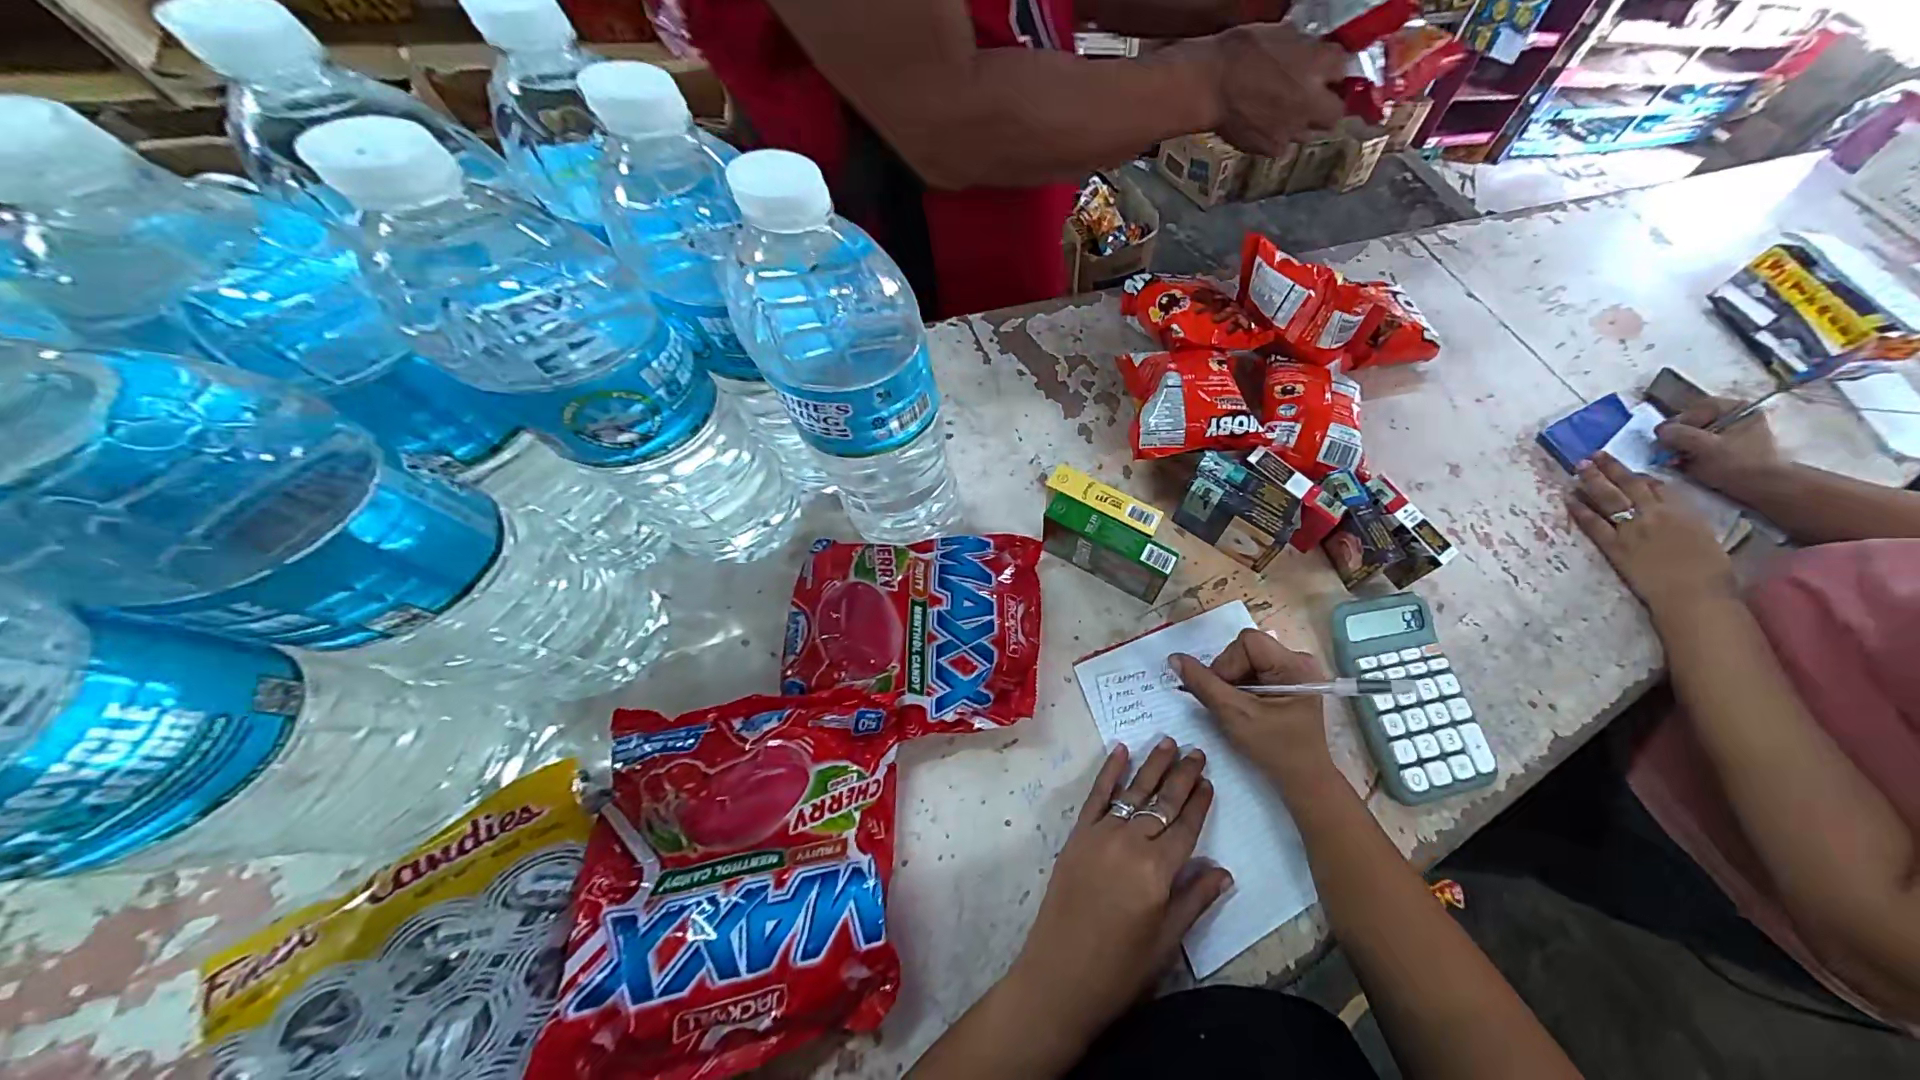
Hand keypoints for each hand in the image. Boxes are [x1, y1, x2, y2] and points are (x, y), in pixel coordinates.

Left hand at [1005, 740, 1231, 1040]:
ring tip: (1167, 742)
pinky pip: (1096, 797)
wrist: (1060, 974)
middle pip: (1161, 803)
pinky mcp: (1077, 836)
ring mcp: (1100, 835)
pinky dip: (1109, 772)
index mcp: (1157, 871)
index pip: (1185, 827)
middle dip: (1181, 775)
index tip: (1209, 778)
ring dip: (1151, 765)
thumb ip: (1194, 899)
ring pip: (1132, 792)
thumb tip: (1223, 870)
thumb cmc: (1121, 968)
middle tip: (1196, 751)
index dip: (1199, 802)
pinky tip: (1120, 750)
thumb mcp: (1167, 940)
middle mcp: (1130, 844)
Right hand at [1172, 628, 1334, 782]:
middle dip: (1229, 673)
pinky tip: (1246, 706)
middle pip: (1246, 648)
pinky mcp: (1289, 680)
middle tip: (1228, 702)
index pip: (1247, 642)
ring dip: (1233, 680)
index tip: (1223, 693)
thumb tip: (1175, 658)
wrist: (1303, 778)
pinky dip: (1242, 685)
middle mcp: (1298, 660)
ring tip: (1238, 706)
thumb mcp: (1233, 715)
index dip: (1227, 663)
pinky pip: (1254, 669)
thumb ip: (1202, 683)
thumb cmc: (1274, 748)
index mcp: (1294, 664)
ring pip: (1247, 659)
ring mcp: (1295, 670)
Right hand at [1198, 24, 1347, 154]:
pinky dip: (1275, 140)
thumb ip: (1302, 48)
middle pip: (1334, 114)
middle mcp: (1313, 102)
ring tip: (1283, 117)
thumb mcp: (1281, 34)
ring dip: (1301, 126)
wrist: (1210, 87)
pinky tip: (1262, 129)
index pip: (1343, 69)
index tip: (1325, 70)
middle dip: (1326, 107)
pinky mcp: (1269, 148)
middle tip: (1311, 100)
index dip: (1333, 70)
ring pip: (1307, 133)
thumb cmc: (1241, 52)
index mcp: (1320, 64)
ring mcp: (1291, 129)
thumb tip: (1308, 53)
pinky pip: (1280, 146)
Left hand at [1568, 452, 1736, 613]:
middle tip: (1594, 454)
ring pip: (1609, 498)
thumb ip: (1687, 519)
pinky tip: (1569, 498)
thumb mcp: (1705, 537)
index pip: (1656, 487)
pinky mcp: (1615, 547)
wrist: (1695, 595)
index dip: (1637, 475)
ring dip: (1592, 481)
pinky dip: (1580, 509)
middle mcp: (1655, 516)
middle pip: (1629, 486)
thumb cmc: (1709, 572)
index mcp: (1682, 513)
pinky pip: (1593, 524)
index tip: (1623, 466)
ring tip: (1579, 467)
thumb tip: (1669, 507)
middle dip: (1611, 468)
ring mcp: (1632, 530)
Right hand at [1654, 397, 1780, 494]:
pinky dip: (1688, 455)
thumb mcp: (1704, 447)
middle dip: (1678, 438)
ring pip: (1694, 436)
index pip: (1696, 409)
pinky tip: (1686, 465)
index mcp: (1738, 410)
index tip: (1667, 439)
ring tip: (1676, 461)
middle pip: (1693, 423)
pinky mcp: (1728, 449)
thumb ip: (1679, 435)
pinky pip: (1699, 447)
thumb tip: (1660, 431)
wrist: (1763, 487)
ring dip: (1680, 448)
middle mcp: (1736, 417)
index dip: (1678, 423)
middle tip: (1668, 453)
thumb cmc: (1736, 464)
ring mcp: (1732, 433)